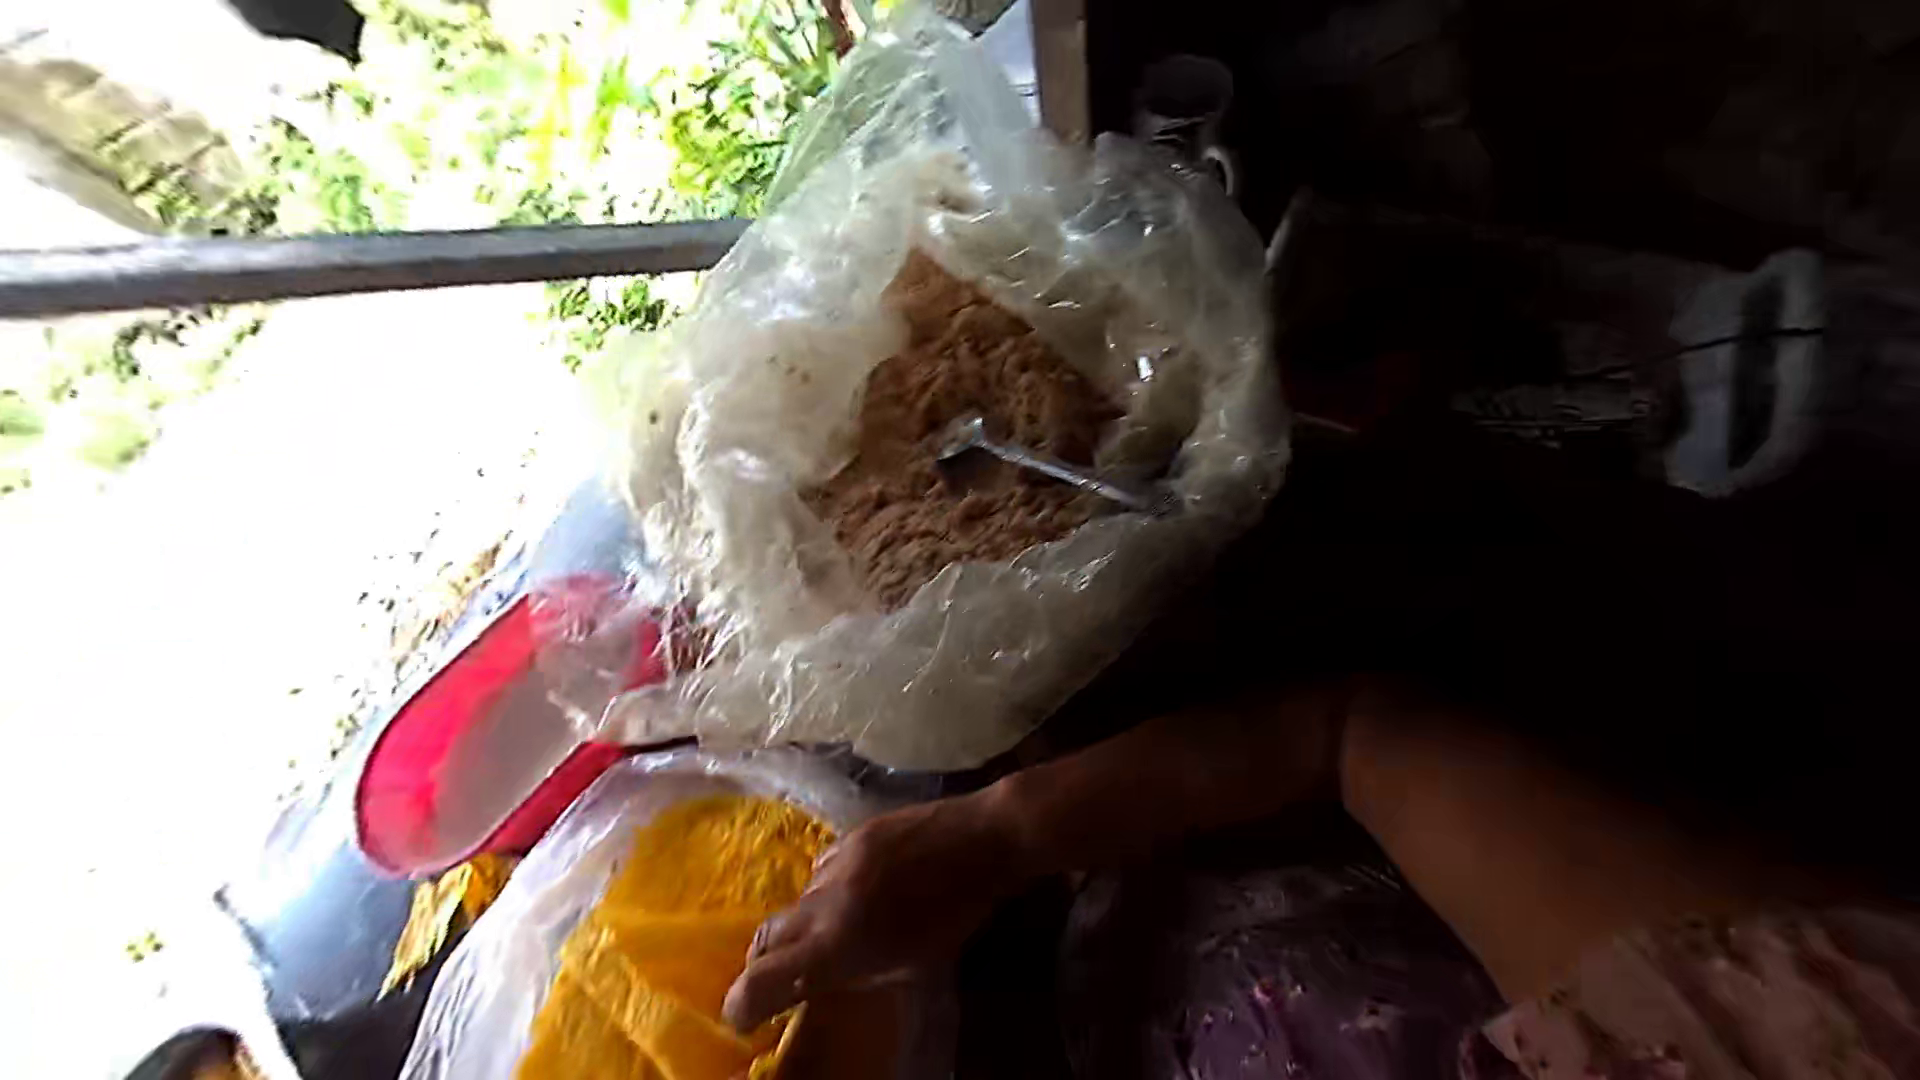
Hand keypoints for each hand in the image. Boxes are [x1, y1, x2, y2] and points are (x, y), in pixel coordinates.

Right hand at [722, 789, 1025, 1031]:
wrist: (979, 840)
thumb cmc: (955, 913)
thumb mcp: (909, 965)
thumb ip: (857, 972)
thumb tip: (824, 976)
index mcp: (839, 943)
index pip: (763, 980)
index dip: (743, 1004)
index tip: (744, 1015)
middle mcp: (827, 899)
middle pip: (766, 934)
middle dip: (764, 960)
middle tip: (780, 974)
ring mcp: (840, 858)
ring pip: (799, 896)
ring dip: (805, 919)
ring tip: (834, 925)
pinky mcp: (856, 830)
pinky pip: (823, 865)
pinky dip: (828, 885)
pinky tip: (855, 887)